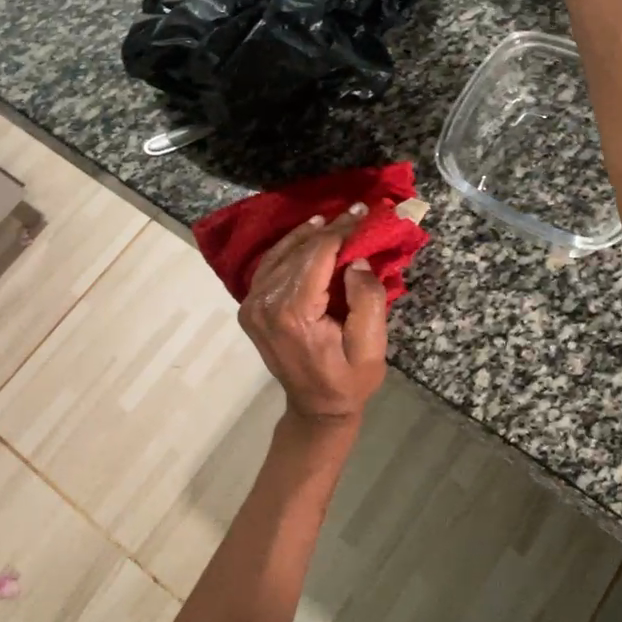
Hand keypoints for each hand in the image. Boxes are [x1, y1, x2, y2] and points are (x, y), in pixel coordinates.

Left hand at [237, 207, 388, 425]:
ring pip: (279, 255)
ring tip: (331, 220)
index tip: (363, 212)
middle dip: (328, 230)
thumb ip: (367, 300)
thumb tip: (356, 261)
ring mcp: (253, 307)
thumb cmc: (349, 380)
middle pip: (299, 251)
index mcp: (294, 313)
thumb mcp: (371, 346)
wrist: (316, 408)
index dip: (341, 230)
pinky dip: (288, 249)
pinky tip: (306, 237)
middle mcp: (266, 305)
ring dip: (306, 236)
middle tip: (355, 212)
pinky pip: (268, 268)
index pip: (317, 255)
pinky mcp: (251, 309)